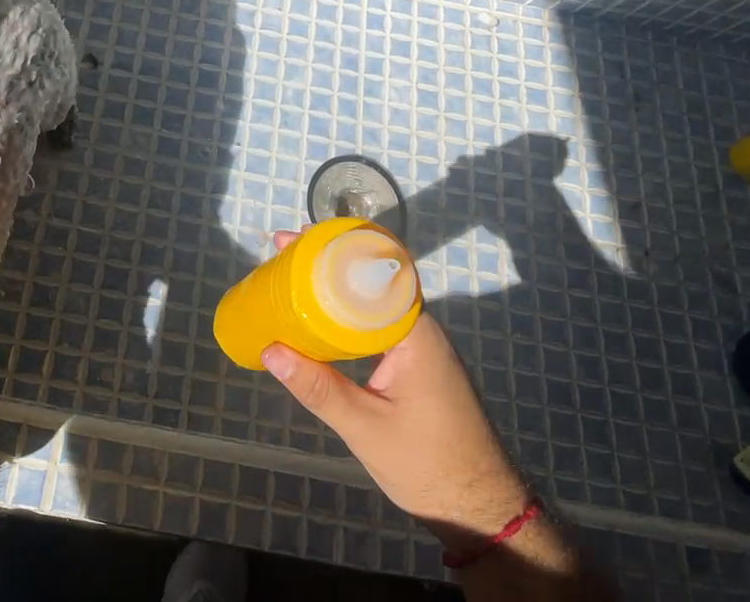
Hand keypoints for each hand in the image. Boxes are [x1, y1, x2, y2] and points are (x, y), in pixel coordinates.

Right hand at [260, 231, 527, 546]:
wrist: (479, 508)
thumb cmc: (427, 465)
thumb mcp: (364, 428)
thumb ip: (317, 388)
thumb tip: (269, 350)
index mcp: (415, 333)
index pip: (375, 272)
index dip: (333, 250)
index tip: (296, 240)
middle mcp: (421, 329)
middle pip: (372, 279)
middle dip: (327, 262)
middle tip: (283, 252)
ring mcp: (421, 347)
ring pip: (373, 302)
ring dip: (335, 288)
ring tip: (292, 278)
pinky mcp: (417, 365)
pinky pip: (377, 324)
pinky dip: (346, 314)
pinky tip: (318, 321)